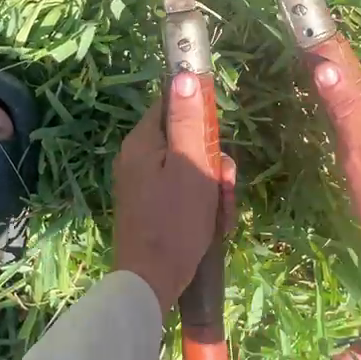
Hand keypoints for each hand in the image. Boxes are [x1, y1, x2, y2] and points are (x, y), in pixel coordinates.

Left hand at [113, 71, 231, 310]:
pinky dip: (201, 207)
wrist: (151, 284)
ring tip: (220, 216)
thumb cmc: (174, 221)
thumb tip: (183, 75)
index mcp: (141, 143)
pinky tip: (213, 227)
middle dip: (212, 164)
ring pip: (189, 171)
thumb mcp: (190, 166)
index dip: (199, 119)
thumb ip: (189, 121)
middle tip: (223, 188)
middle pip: (185, 142)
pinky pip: (182, 194)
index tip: (216, 142)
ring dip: (212, 190)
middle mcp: (137, 160)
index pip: (171, 107)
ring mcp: (142, 186)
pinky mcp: (150, 210)